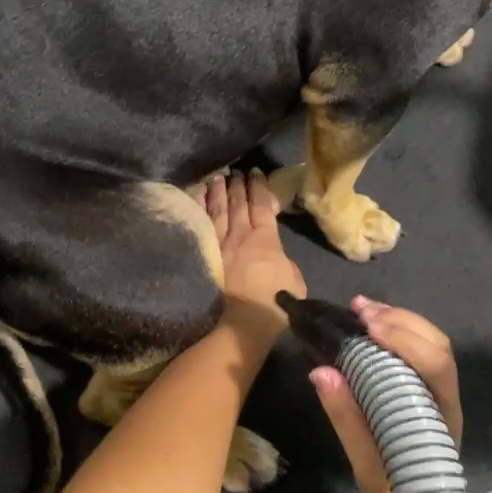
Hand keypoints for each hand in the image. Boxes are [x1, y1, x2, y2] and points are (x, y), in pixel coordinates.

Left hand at [206, 169, 305, 336]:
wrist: (244, 322)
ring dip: (217, 192)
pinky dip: (198, 209)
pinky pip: (201, 226)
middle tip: (235, 170)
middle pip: (237, 203)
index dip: (259, 186)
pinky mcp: (205, 256)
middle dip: (237, 184)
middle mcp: (240, 235)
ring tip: (217, 177)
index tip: (255, 172)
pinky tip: (196, 197)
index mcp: (266, 239)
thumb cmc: (275, 302)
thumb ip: (286, 260)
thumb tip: (278, 255)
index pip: (261, 205)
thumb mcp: (295, 279)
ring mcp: (219, 245)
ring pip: (217, 210)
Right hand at [308, 297, 461, 492]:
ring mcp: (440, 391)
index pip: (435, 363)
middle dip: (399, 319)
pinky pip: (419, 351)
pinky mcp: (428, 389)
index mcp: (440, 414)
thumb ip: (347, 420)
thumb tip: (321, 371)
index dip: (404, 338)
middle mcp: (446, 396)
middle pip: (437, 343)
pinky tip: (370, 326)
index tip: (367, 327)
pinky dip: (397, 331)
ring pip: (430, 341)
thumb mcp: (367, 466)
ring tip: (361, 308)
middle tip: (358, 309)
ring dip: (398, 319)